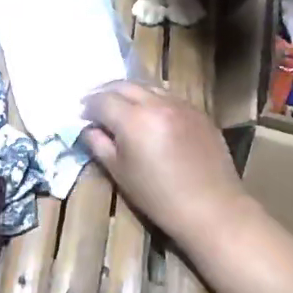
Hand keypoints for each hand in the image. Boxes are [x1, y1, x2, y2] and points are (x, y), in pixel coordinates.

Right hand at [80, 81, 245, 237]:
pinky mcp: (198, 112)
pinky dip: (153, 100)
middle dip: (105, 92)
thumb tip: (88, 128)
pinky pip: (169, 97)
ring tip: (121, 106)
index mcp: (133, 119)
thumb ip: (100, 144)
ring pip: (148, 86)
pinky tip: (150, 116)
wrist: (211, 207)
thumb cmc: (159, 197)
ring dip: (130, 92)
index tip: (80, 115)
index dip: (87, 106)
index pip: (102, 100)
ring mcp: (181, 104)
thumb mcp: (120, 173)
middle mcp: (157, 103)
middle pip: (124, 85)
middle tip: (95, 104)